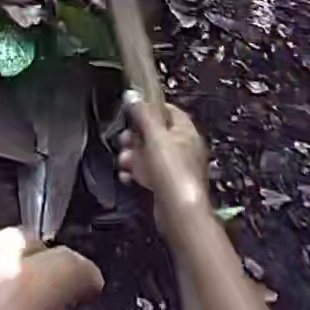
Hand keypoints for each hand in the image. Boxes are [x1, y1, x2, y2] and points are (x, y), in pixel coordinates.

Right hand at [118, 92, 211, 218]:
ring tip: (122, 161)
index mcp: (186, 131)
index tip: (132, 110)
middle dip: (135, 135)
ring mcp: (176, 168)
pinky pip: (149, 172)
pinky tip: (126, 175)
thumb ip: (143, 114)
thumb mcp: (155, 135)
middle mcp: (184, 147)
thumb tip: (131, 94)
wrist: (180, 214)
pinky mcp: (167, 186)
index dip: (150, 107)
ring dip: (133, 155)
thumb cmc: (171, 169)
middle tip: (123, 140)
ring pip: (150, 153)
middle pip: (156, 132)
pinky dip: (137, 172)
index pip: (169, 110)